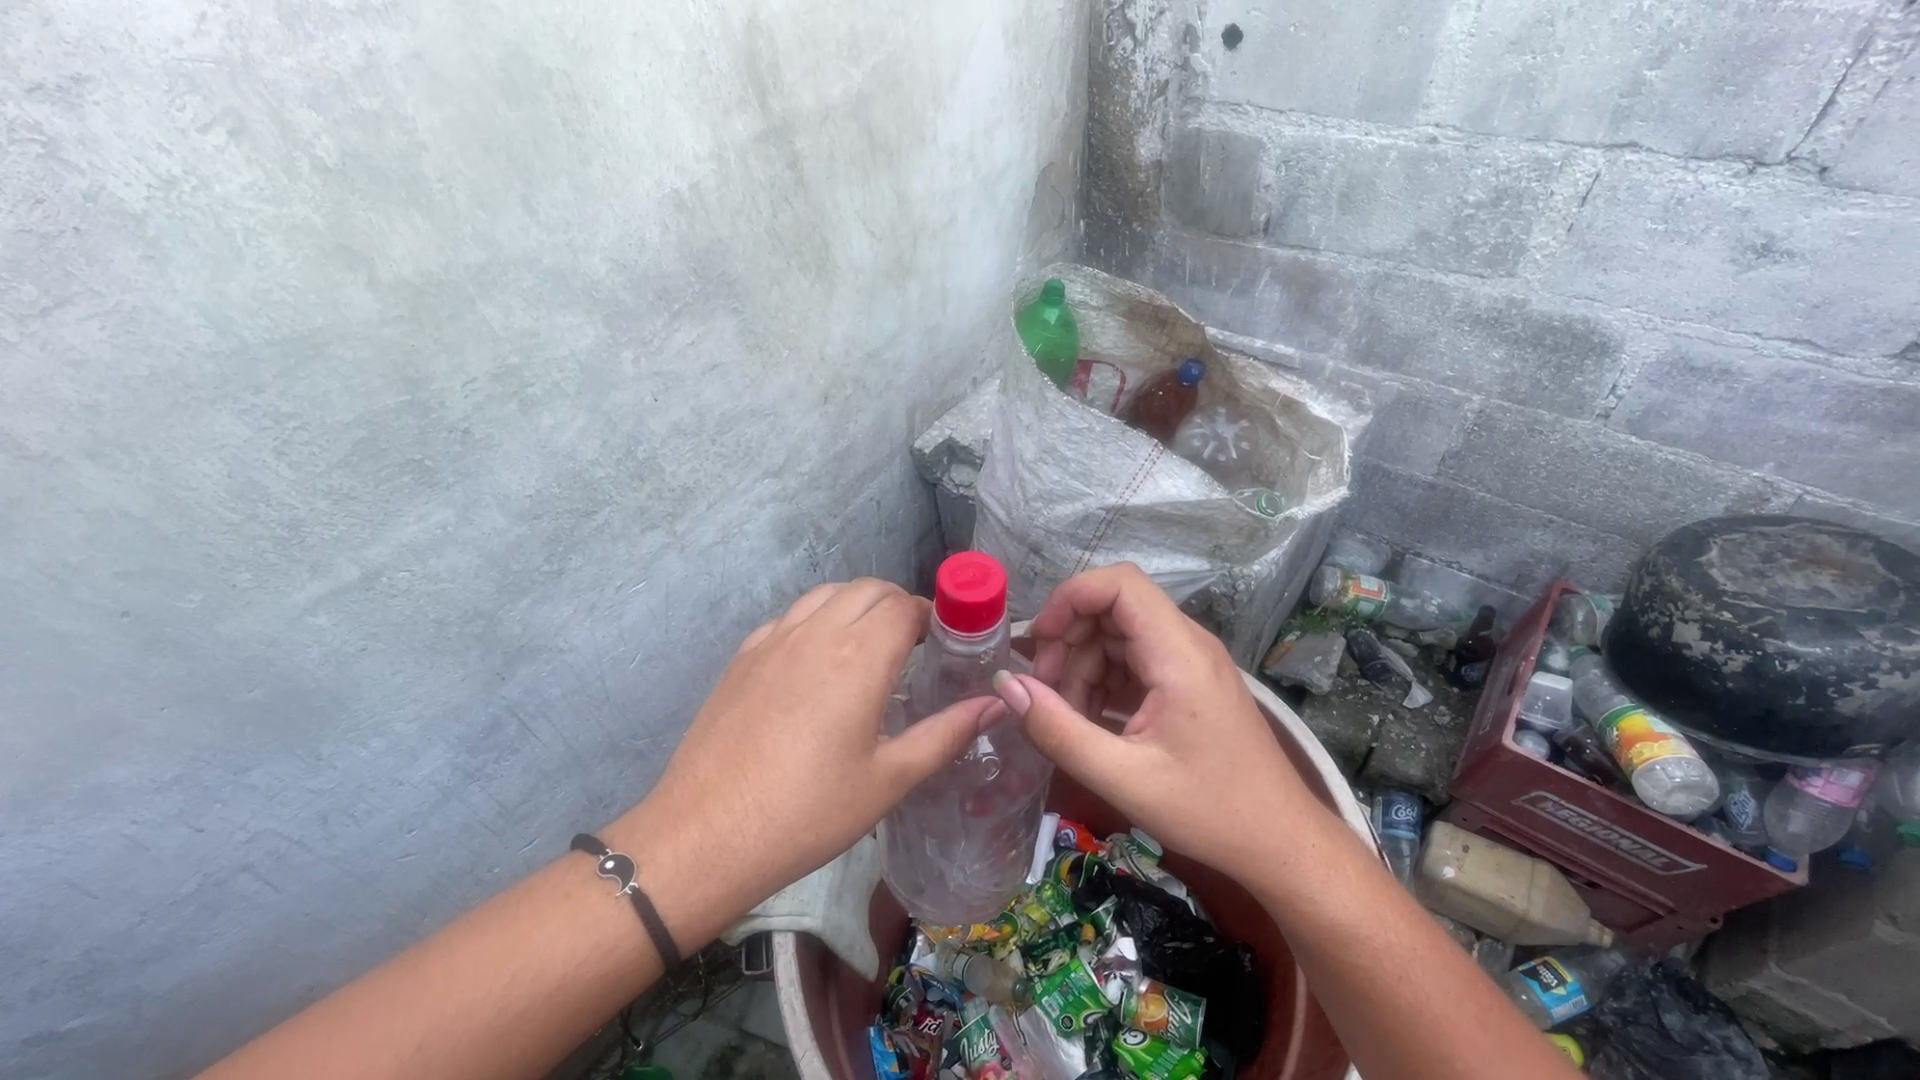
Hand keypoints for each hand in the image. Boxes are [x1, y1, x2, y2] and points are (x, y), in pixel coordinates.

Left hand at [609, 579, 1000, 945]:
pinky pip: (788, 617)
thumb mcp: (889, 779)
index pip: (905, 606)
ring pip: (824, 595)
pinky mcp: (741, 658)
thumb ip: (946, 734)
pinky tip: (815, 663)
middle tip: (914, 646)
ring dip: (855, 606)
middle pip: (867, 589)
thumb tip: (996, 704)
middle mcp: (816, 632)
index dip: (933, 615)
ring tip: (868, 647)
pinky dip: (814, 621)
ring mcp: (772, 640)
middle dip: (898, 605)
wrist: (708, 834)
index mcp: (860, 656)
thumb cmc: (809, 812)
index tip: (946, 642)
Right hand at [990, 563, 1320, 879]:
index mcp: (1179, 654)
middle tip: (1043, 691)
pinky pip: (1133, 661)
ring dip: (1082, 666)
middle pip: (1114, 608)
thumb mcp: (1123, 778)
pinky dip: (1103, 683)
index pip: (1119, 583)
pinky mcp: (1187, 683)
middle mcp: (1187, 644)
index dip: (1070, 597)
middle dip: (1069, 639)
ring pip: (1118, 636)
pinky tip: (1090, 724)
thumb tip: (1006, 686)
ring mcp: (1189, 662)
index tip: (1038, 641)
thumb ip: (1058, 731)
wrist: (1279, 842)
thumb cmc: (1209, 811)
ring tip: (1066, 718)